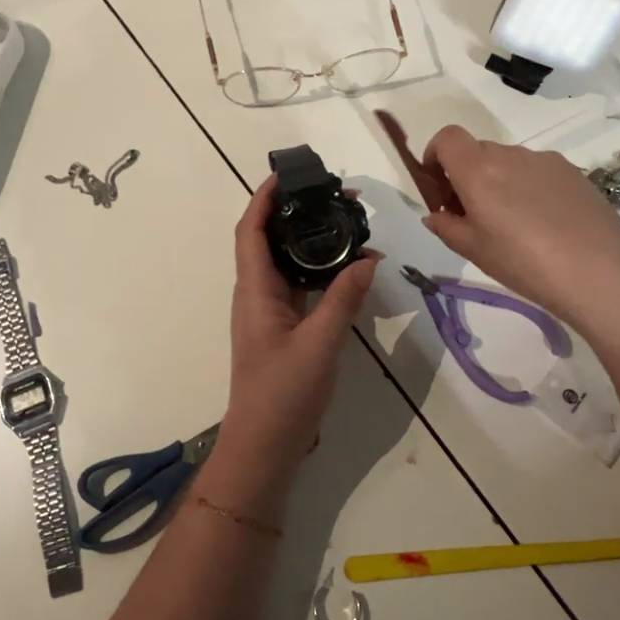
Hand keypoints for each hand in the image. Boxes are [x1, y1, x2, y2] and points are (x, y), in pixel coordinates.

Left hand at [222, 176, 378, 480]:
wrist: (265, 446)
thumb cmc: (284, 393)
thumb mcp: (320, 344)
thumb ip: (344, 299)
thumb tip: (368, 258)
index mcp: (255, 290)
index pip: (251, 230)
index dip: (264, 198)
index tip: (289, 173)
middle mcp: (257, 294)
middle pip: (268, 239)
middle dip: (295, 212)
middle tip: (333, 195)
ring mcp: (269, 311)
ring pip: (285, 262)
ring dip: (309, 239)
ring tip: (344, 222)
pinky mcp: (283, 328)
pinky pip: (298, 285)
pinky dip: (319, 269)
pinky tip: (347, 268)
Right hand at [420, 125, 619, 324]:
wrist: (600, 272)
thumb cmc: (524, 263)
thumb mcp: (474, 250)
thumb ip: (447, 227)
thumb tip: (436, 214)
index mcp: (478, 169)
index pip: (447, 138)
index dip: (435, 156)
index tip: (438, 188)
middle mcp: (511, 154)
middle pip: (478, 151)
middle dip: (467, 176)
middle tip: (472, 217)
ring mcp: (546, 161)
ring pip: (509, 163)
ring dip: (500, 183)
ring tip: (513, 227)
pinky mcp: (574, 173)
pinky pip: (538, 172)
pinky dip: (529, 189)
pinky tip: (545, 226)